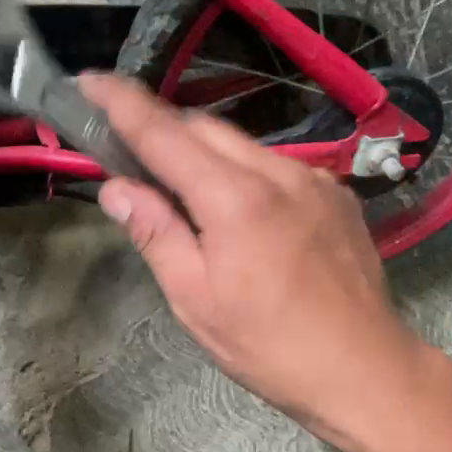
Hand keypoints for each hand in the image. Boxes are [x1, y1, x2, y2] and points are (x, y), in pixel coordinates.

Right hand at [80, 75, 439, 451]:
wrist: (362, 369)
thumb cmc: (266, 345)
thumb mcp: (194, 299)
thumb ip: (156, 234)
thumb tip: (117, 188)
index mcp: (234, 198)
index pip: (165, 134)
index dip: (121, 104)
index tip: (89, 82)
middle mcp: (278, 172)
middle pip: (205, 130)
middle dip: (161, 133)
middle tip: (128, 160)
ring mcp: (314, 180)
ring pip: (242, 147)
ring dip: (203, 158)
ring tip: (182, 198)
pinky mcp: (336, 196)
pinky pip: (276, 168)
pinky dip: (242, 176)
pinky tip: (238, 216)